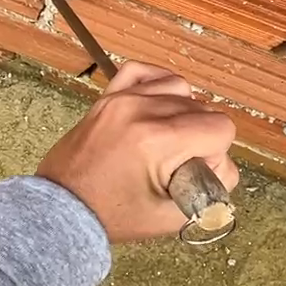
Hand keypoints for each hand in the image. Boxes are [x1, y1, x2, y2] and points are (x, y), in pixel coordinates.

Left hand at [36, 61, 239, 241]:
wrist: (63, 208)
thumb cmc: (110, 214)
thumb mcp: (171, 215)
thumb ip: (211, 190)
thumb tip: (223, 165)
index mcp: (156, 140)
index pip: (220, 126)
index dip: (216, 154)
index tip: (195, 172)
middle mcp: (138, 110)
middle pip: (201, 108)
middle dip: (199, 138)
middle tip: (177, 165)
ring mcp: (119, 99)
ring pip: (177, 86)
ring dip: (182, 111)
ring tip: (167, 138)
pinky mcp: (106, 97)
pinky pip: (141, 70)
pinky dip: (156, 83)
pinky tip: (157, 106)